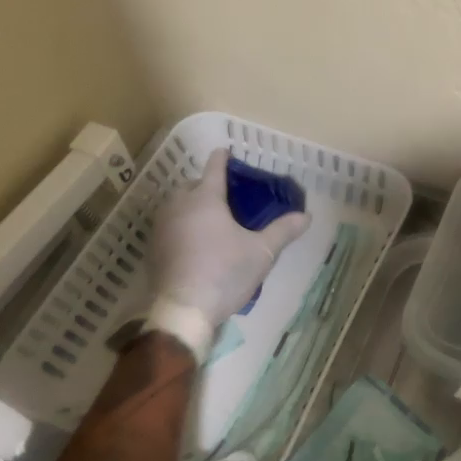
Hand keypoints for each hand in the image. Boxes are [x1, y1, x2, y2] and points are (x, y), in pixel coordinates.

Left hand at [149, 148, 309, 355]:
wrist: (184, 309)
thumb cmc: (225, 273)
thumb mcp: (262, 253)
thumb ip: (283, 231)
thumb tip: (307, 216)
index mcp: (206, 199)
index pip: (214, 169)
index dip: (222, 159)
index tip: (225, 151)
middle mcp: (178, 206)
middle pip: (191, 186)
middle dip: (205, 185)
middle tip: (224, 195)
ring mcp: (162, 227)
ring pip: (176, 206)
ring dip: (190, 206)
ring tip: (209, 219)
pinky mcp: (153, 248)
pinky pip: (169, 226)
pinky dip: (181, 226)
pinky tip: (194, 242)